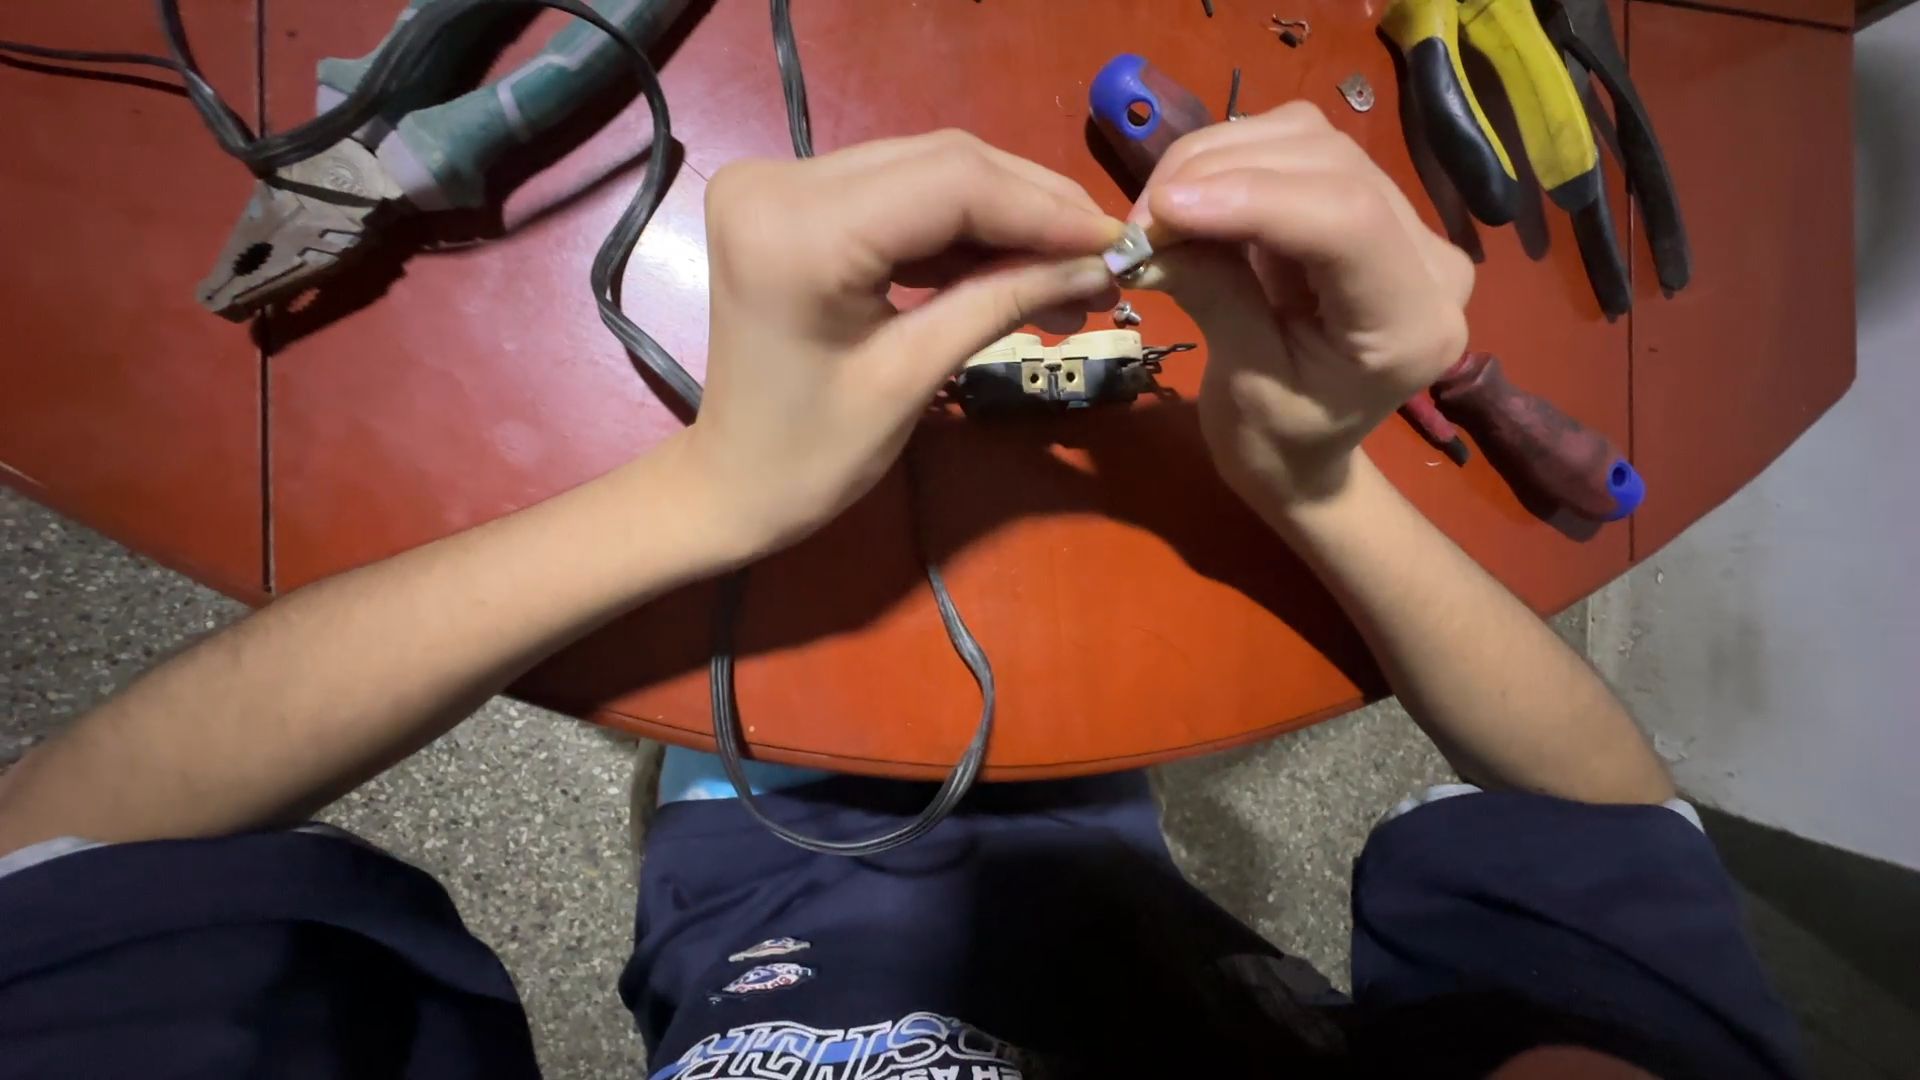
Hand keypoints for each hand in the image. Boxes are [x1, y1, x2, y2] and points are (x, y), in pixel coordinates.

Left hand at [680, 130, 1122, 559]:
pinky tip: (1013, 267)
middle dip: (1032, 210)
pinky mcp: (792, 203)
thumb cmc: (815, 458)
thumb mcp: (914, 376)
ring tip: (1070, 273)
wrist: (735, 482)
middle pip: (941, 164)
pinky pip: (898, 200)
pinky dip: (959, 232)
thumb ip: (1003, 303)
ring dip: (1003, 221)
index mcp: (799, 231)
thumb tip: (1095, 264)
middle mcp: (778, 180)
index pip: (951, 184)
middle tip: (1102, 258)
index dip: (1044, 210)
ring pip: (926, 175)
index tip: (1116, 244)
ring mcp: (779, 185)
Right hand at [1130, 103, 1472, 509]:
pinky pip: (1296, 155)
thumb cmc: (1276, 446)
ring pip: (1308, 143)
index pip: (1346, 224)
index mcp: (1410, 324)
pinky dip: (1228, 166)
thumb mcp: (1242, 386)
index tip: (1162, 209)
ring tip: (1155, 213)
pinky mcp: (1364, 209)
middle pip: (1327, 165)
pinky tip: (1187, 202)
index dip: (1252, 200)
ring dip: (1216, 162)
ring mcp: (1403, 225)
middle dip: (1219, 175)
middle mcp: (1428, 257)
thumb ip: (1214, 297)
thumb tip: (1153, 231)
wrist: (1304, 459)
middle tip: (1140, 220)